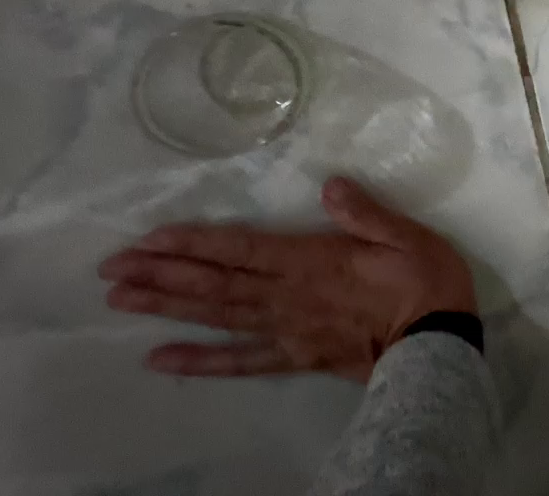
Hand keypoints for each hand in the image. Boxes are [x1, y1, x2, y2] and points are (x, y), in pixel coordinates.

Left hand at [99, 177, 476, 381]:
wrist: (437, 340)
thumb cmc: (425, 279)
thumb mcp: (408, 235)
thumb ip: (366, 213)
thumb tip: (329, 185)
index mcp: (315, 261)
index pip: (245, 250)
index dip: (196, 243)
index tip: (151, 238)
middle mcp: (290, 296)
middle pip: (219, 284)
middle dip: (164, 274)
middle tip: (112, 268)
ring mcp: (288, 330)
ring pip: (219, 317)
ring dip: (168, 308)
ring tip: (121, 300)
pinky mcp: (296, 357)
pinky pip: (240, 362)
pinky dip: (198, 362)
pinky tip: (160, 360)